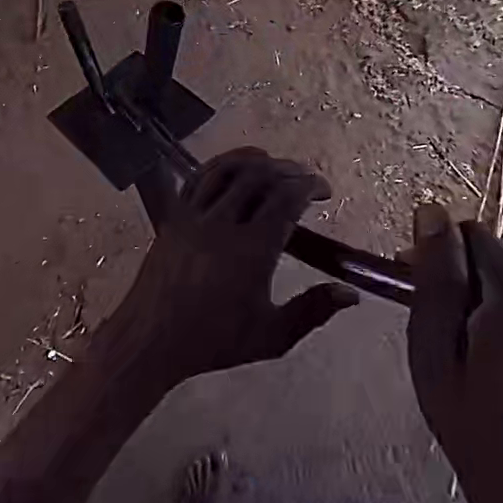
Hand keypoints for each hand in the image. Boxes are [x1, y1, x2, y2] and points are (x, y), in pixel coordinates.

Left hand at [116, 149, 359, 381]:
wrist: (152, 336)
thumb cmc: (214, 340)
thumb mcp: (271, 335)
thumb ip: (312, 311)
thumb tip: (350, 294)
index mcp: (251, 250)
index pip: (285, 200)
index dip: (308, 186)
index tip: (322, 190)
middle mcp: (222, 224)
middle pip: (258, 177)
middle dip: (287, 170)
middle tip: (303, 178)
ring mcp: (193, 216)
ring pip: (226, 172)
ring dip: (253, 162)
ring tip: (273, 163)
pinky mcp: (173, 215)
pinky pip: (197, 179)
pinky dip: (219, 165)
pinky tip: (231, 168)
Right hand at [406, 204, 502, 496]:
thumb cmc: (466, 414)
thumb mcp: (432, 343)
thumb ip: (435, 274)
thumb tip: (431, 211)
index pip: (470, 234)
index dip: (437, 252)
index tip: (415, 286)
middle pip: (489, 255)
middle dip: (454, 273)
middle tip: (430, 319)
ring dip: (474, 293)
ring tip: (457, 339)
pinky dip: (498, 309)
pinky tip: (487, 348)